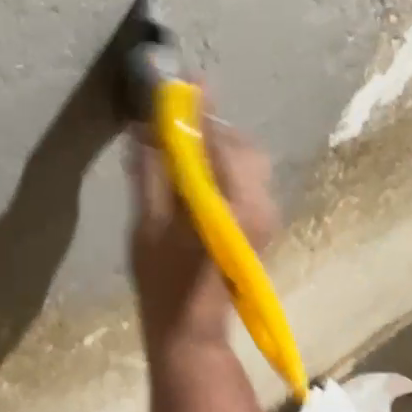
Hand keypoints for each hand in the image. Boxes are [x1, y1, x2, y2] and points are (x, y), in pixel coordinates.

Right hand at [126, 110, 280, 350]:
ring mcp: (265, 213)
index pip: (218, 140)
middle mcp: (260, 203)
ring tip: (181, 141)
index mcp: (233, 204)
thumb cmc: (162, 281)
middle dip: (208, 125)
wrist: (191, 331)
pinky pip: (246, 175)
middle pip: (240, 145)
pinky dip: (222, 161)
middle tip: (174, 115)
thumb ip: (151, 170)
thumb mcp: (148, 224)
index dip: (198, 109)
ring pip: (246, 158)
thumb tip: (146, 126)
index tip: (184, 80)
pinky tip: (195, 167)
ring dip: (216, 142)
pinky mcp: (260, 220)